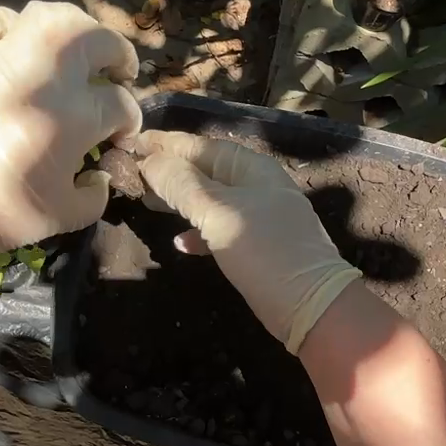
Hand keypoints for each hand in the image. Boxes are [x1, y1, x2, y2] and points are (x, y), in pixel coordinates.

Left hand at [0, 2, 139, 271]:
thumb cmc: (0, 214)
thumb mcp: (64, 216)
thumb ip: (95, 195)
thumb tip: (100, 175)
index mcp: (73, 118)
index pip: (119, 104)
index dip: (130, 120)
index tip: (122, 135)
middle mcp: (43, 78)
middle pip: (95, 40)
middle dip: (117, 52)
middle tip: (119, 72)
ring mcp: (1, 62)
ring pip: (48, 15)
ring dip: (74, 25)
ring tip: (78, 45)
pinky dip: (3, 23)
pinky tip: (13, 42)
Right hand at [134, 131, 361, 353]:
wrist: (311, 304)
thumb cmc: (265, 250)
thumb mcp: (219, 214)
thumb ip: (183, 186)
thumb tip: (151, 162)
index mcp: (253, 169)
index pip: (203, 147)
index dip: (167, 143)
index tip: (134, 142)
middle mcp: (258, 187)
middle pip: (207, 172)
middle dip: (171, 172)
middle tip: (134, 173)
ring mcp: (259, 219)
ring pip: (211, 201)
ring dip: (181, 201)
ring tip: (149, 202)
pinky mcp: (257, 249)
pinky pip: (220, 231)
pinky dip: (199, 233)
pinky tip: (179, 243)